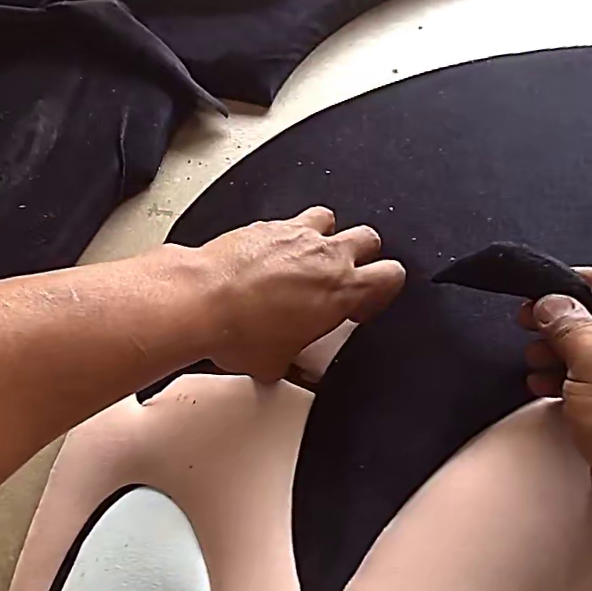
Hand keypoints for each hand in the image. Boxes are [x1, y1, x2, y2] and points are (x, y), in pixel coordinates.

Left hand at [191, 206, 406, 379]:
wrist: (200, 302)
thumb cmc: (239, 331)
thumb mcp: (275, 364)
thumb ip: (294, 365)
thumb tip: (288, 370)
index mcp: (342, 289)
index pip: (391, 276)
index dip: (381, 291)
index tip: (361, 307)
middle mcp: (324, 253)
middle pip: (368, 239)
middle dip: (360, 257)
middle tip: (339, 280)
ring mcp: (294, 233)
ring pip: (328, 220)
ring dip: (323, 238)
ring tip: (304, 263)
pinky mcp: (262, 224)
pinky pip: (285, 222)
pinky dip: (282, 236)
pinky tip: (267, 258)